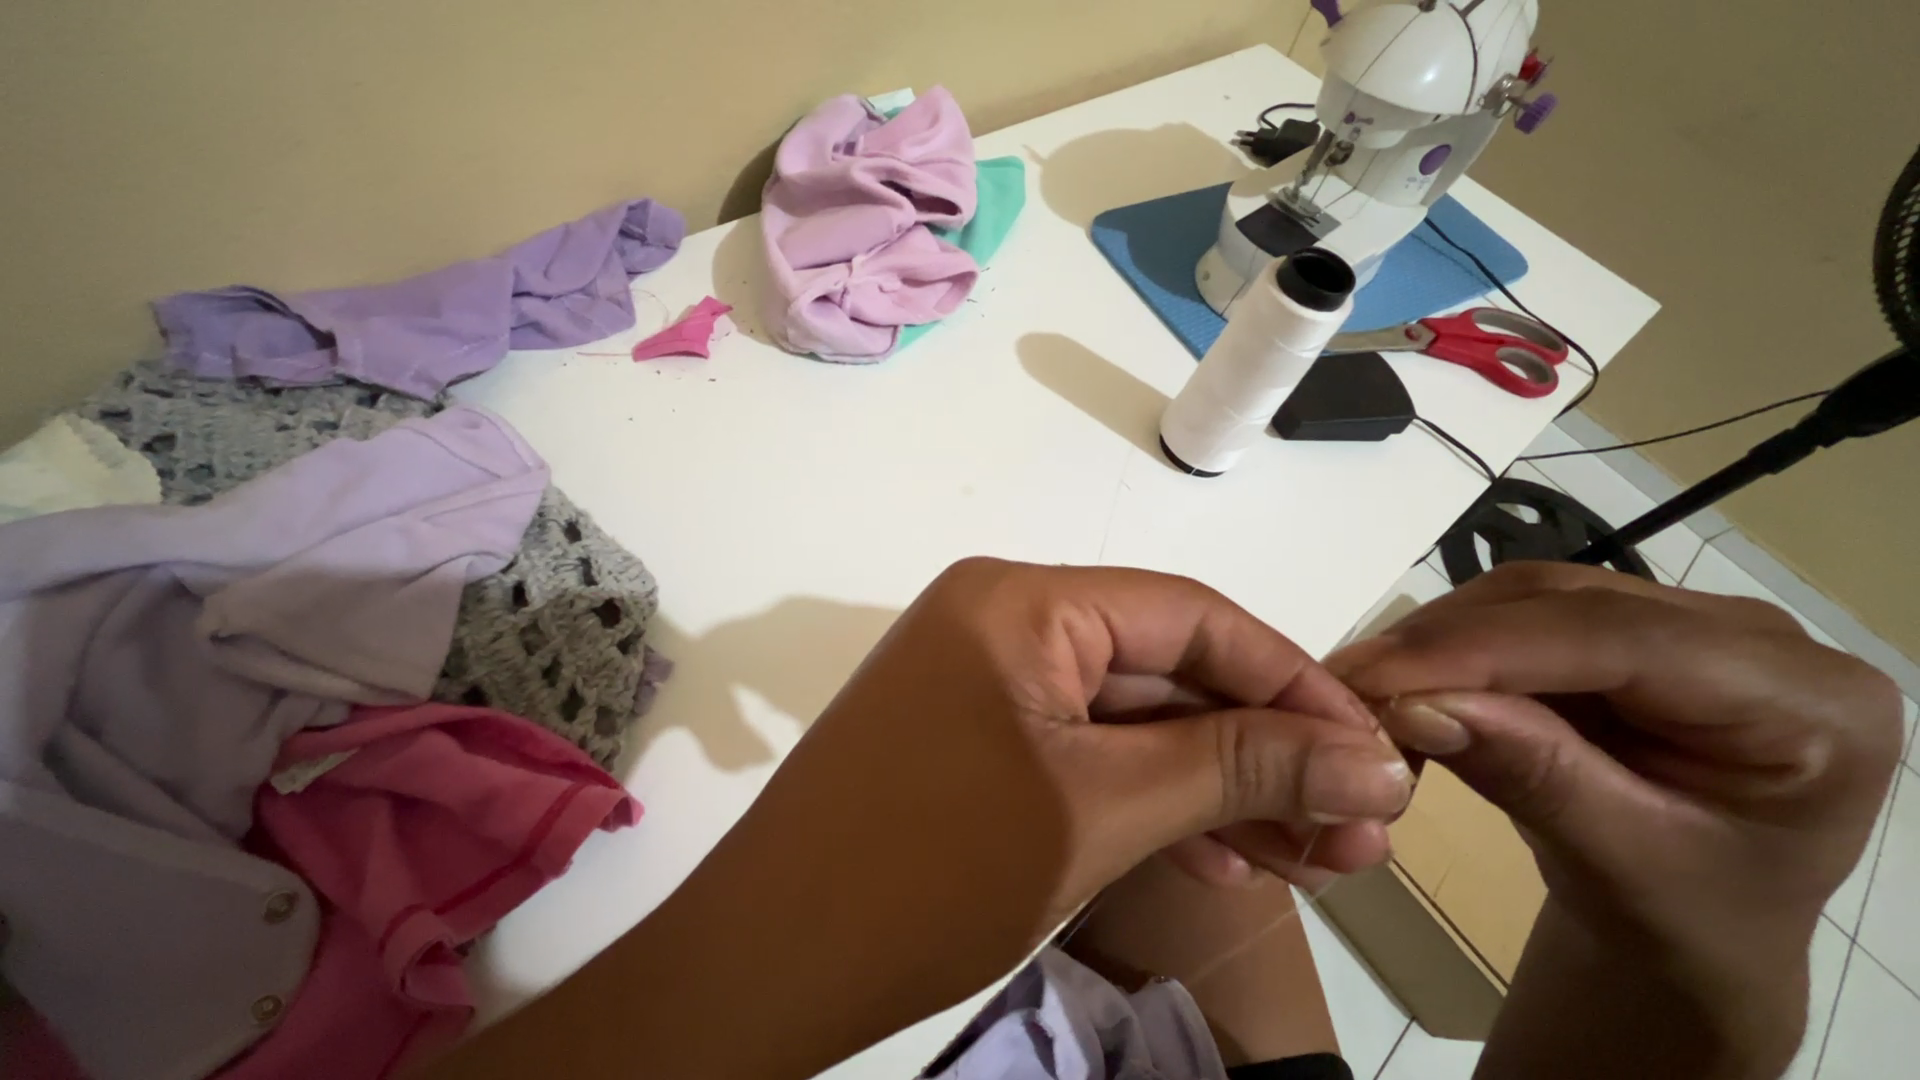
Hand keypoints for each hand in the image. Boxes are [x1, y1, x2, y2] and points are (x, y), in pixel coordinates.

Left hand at [430, 559, 1413, 1079]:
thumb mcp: (1102, 812)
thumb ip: (1239, 769)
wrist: (770, 963)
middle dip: (1264, 749)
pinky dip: (1156, 805)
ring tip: (1311, 857)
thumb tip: (1373, 761)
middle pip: (1166, 671)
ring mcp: (986, 686)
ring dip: (1220, 786)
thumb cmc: (932, 871)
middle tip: (1357, 830)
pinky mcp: (977, 745)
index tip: (1378, 754)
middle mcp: (1002, 623)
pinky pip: (1088, 758)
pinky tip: (1224, 859)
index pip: (1190, 616)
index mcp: (1021, 603)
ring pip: (1133, 724)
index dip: (1293, 682)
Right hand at [1326, 562, 1903, 1071]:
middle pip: (1565, 602)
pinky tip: (1399, 678)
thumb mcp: (1620, 863)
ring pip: (1524, 595)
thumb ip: (1531, 774)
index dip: (1486, 651)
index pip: (1620, 642)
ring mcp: (1676, 624)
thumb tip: (1410, 704)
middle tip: (1346, 684)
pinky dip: (1443, 647)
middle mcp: (1748, 637)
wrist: (1688, 925)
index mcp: (1807, 701)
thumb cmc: (1686, 917)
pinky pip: (1509, 614)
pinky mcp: (1613, 630)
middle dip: (1445, 640)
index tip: (1372, 678)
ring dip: (1434, 638)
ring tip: (1362, 686)